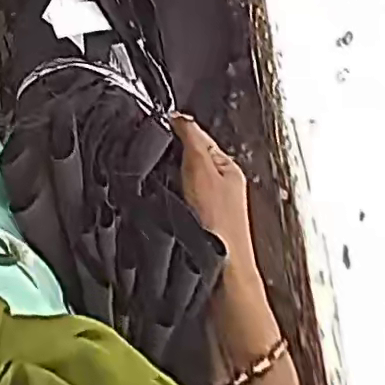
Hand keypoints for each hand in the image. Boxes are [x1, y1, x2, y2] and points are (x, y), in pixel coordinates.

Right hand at [172, 113, 257, 274]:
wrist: (220, 269)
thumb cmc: (220, 223)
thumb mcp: (202, 167)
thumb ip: (191, 138)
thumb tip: (178, 115)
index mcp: (227, 166)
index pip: (196, 134)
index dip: (175, 129)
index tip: (156, 126)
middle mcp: (220, 182)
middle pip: (185, 155)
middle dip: (169, 154)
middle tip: (156, 156)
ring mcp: (208, 201)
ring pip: (178, 175)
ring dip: (166, 175)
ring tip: (160, 179)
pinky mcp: (196, 218)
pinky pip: (174, 194)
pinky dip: (166, 193)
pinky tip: (162, 198)